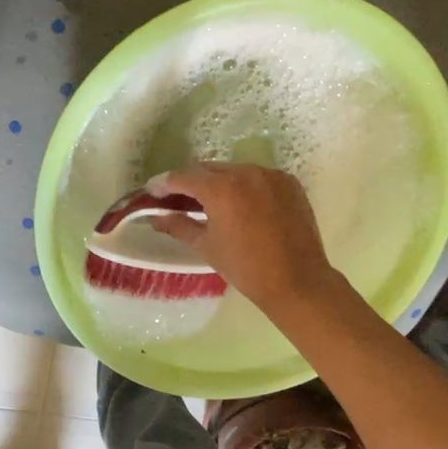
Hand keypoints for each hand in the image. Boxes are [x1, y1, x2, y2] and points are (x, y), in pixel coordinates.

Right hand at [146, 162, 340, 310]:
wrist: (295, 279)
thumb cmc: (244, 267)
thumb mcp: (206, 246)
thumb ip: (179, 226)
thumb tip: (158, 218)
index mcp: (221, 188)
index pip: (184, 177)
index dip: (164, 183)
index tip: (152, 191)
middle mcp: (246, 172)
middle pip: (208, 169)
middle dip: (190, 181)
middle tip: (177, 197)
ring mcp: (271, 175)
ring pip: (234, 171)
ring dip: (217, 182)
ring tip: (209, 202)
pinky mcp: (289, 182)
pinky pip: (258, 177)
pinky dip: (243, 186)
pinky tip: (239, 205)